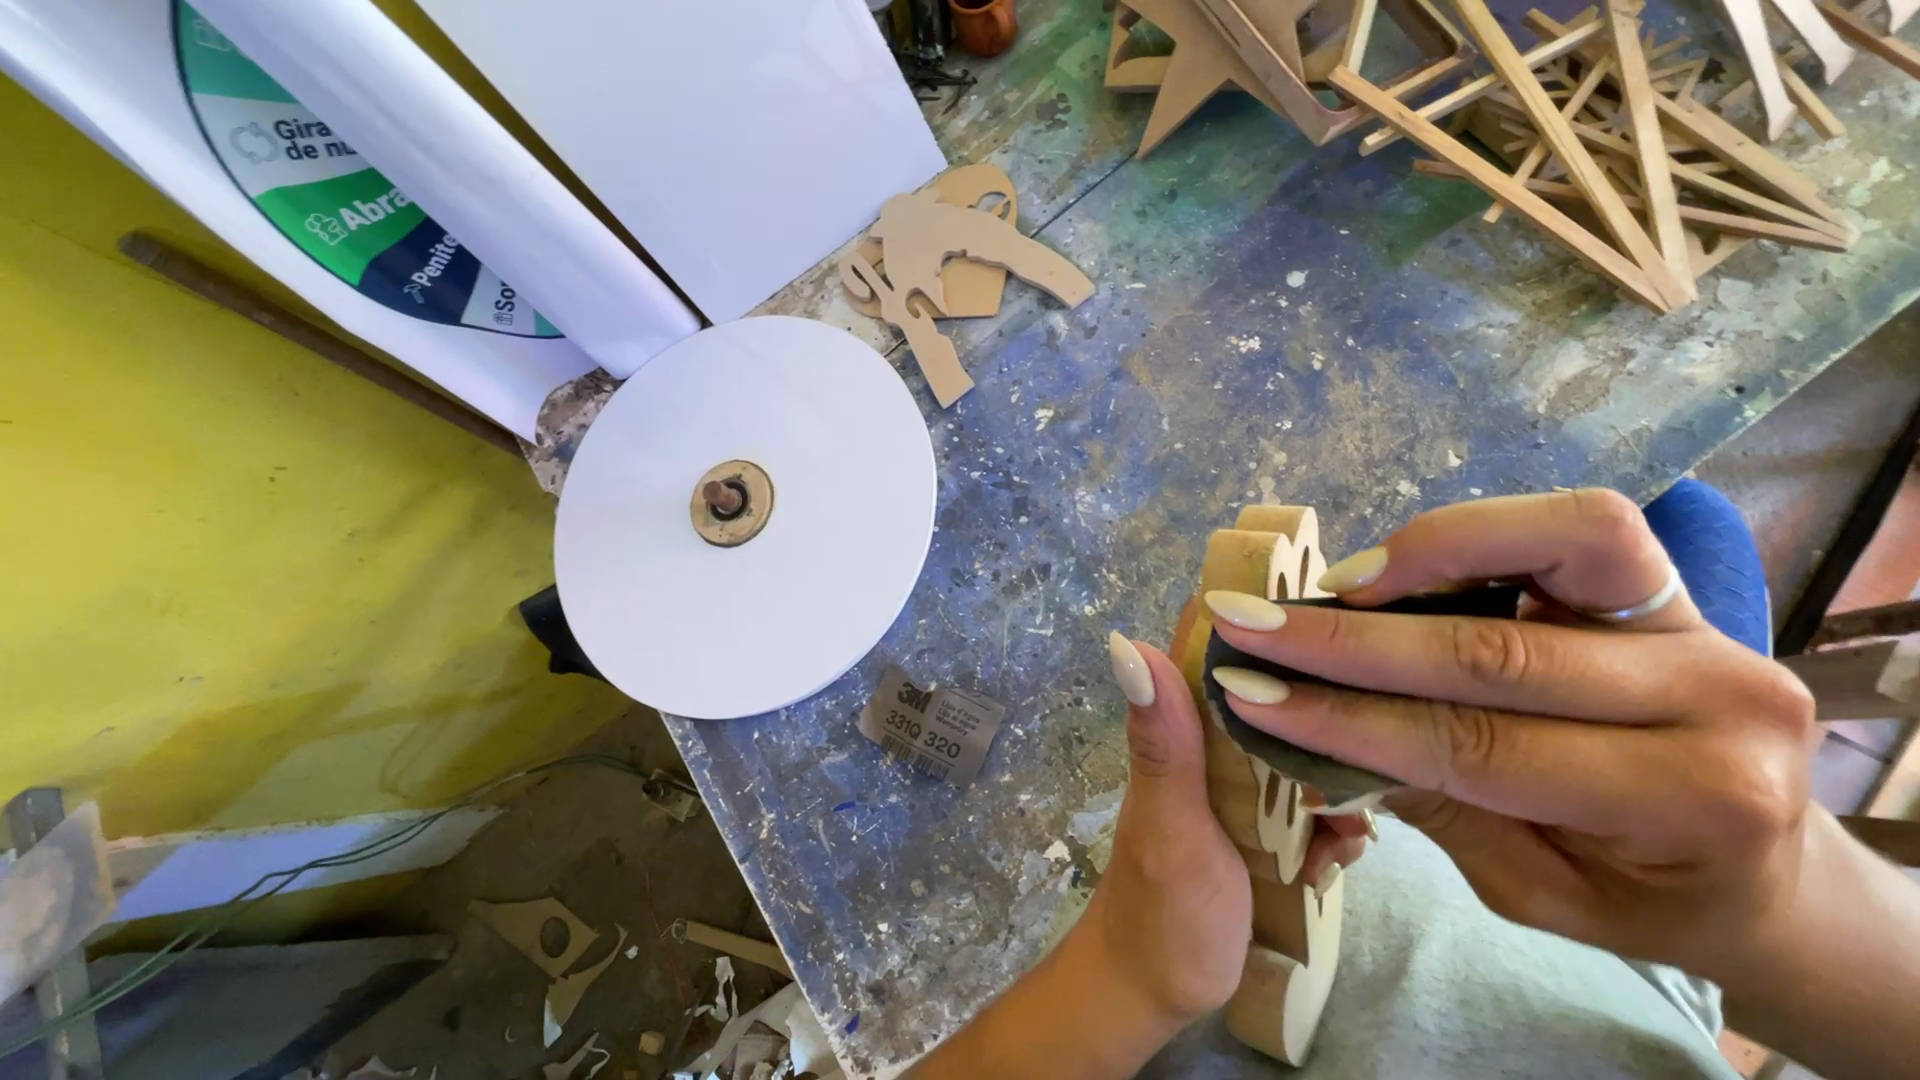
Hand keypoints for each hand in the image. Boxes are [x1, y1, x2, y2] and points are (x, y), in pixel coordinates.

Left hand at [1086, 635, 1369, 1024]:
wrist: (1158, 988)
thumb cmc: (1160, 911)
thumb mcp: (1168, 825)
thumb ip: (1162, 743)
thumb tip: (1128, 642)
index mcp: (1183, 728)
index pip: (1216, 647)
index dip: (1269, 624)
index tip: (1338, 629)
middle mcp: (1213, 743)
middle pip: (1283, 697)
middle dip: (1331, 725)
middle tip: (1357, 779)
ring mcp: (1241, 784)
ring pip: (1308, 752)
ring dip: (1338, 788)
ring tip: (1341, 839)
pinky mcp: (1265, 824)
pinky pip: (1315, 804)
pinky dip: (1332, 828)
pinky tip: (1334, 862)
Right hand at [1201, 489, 1819, 981]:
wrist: (1764, 865)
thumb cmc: (1639, 893)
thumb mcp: (1531, 889)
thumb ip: (1433, 801)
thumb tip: (1312, 724)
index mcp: (1682, 803)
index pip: (1471, 746)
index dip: (1344, 718)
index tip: (1249, 696)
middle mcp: (1714, 701)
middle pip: (1491, 651)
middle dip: (1345, 639)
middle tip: (1246, 624)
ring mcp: (1704, 626)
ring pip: (1566, 539)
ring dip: (1423, 556)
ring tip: (1331, 587)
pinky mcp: (1671, 585)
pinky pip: (1574, 526)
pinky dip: (1474, 532)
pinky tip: (1397, 565)